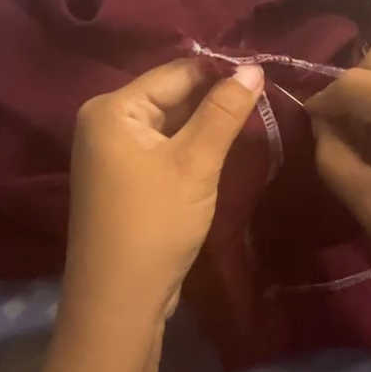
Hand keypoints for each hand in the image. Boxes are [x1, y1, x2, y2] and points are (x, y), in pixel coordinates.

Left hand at [65, 59, 263, 321]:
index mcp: (111, 108)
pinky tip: (223, 149)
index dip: (220, 72)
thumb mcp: (194, 164)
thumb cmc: (154, 225)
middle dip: (214, 99)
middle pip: (170, 95)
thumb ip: (223, 112)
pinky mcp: (124, 177)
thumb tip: (253, 68)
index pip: (175, 73)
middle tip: (265, 100)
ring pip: (170, 122)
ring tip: (253, 120)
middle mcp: (105, 121)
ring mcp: (112, 151)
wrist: (119, 304)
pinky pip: (163, 146)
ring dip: (206, 124)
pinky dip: (191, 146)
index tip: (264, 76)